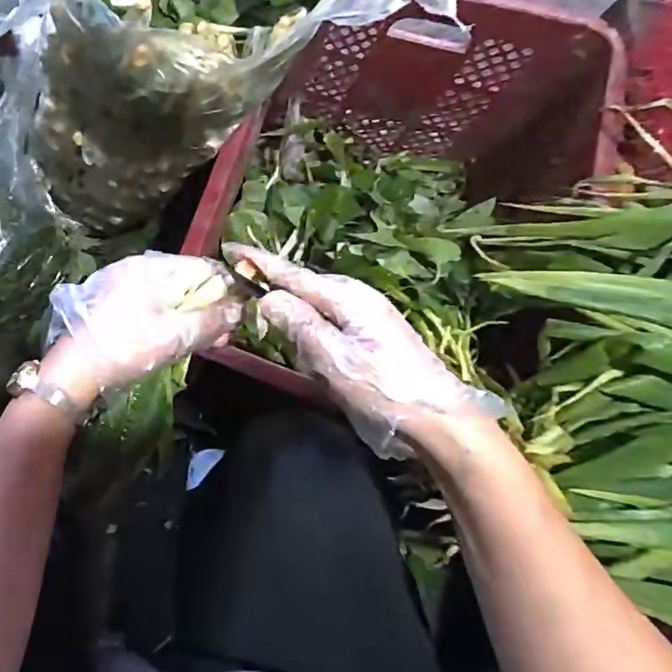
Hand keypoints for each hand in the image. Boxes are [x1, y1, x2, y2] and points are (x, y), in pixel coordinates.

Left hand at [40, 253, 245, 408]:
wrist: (73, 369)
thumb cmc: (126, 349)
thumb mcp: (175, 337)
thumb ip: (211, 320)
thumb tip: (239, 308)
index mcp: (154, 267)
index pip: (205, 267)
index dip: (227, 291)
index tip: (236, 317)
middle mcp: (138, 265)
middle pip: (187, 280)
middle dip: (208, 306)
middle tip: (220, 336)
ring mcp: (123, 281)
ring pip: (169, 293)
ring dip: (189, 314)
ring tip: (200, 341)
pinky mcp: (113, 300)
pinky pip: (151, 302)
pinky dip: (167, 317)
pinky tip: (171, 338)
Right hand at [224, 244, 507, 460]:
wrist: (442, 423)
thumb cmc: (385, 390)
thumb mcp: (334, 359)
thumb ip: (298, 324)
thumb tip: (267, 296)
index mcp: (347, 297)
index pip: (293, 273)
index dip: (260, 262)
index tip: (230, 248)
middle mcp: (357, 298)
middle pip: (303, 286)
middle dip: (275, 291)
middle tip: (246, 299)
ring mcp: (367, 316)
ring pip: (314, 307)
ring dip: (295, 321)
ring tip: (286, 339)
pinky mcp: (371, 335)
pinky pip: (328, 325)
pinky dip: (312, 337)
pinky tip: (314, 357)